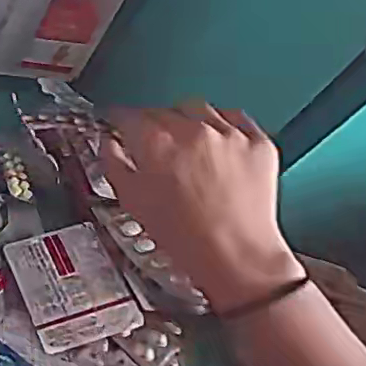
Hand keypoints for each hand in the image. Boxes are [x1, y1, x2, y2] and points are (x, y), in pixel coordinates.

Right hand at [102, 102, 305, 314]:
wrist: (235, 256)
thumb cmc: (184, 236)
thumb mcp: (131, 200)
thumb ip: (113, 163)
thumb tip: (108, 145)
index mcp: (155, 142)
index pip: (128, 115)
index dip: (118, 120)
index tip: (117, 123)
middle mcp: (191, 130)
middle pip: (162, 110)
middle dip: (151, 124)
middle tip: (151, 143)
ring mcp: (227, 134)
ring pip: (198, 108)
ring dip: (185, 119)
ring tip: (184, 143)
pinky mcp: (256, 142)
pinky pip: (236, 117)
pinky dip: (223, 124)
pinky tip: (216, 141)